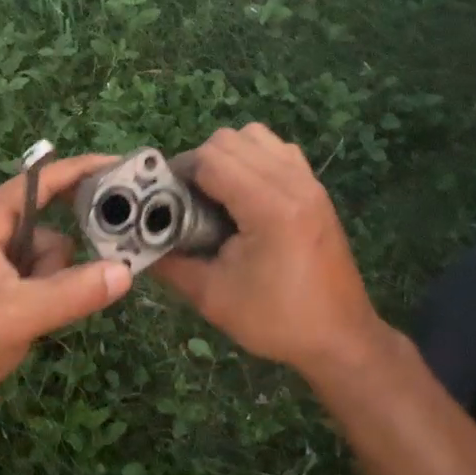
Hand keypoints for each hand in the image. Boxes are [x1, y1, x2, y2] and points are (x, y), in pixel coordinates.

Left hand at [0, 155, 134, 395]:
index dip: (79, 170)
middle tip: (101, 254)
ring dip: (53, 271)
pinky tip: (32, 308)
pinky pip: (32, 261)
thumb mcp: (23, 315)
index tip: (119, 165)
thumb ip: (75, 291)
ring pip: (43, 242)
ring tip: (36, 306)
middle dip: (66, 241)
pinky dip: (43, 281)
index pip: (38, 181)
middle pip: (44, 212)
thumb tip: (125, 271)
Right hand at [154, 124, 388, 380]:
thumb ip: (170, 263)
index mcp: (270, 207)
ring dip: (227, 156)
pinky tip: (245, 196)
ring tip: (217, 194)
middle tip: (187, 200)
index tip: (165, 198)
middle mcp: (293, 182)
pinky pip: (276, 149)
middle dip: (199, 162)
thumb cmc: (277, 320)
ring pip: (254, 136)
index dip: (179, 172)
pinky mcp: (315, 188)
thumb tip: (134, 241)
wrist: (341, 338)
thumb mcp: (212, 297)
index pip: (211, 159)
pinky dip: (253, 158)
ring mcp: (309, 181)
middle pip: (230, 139)